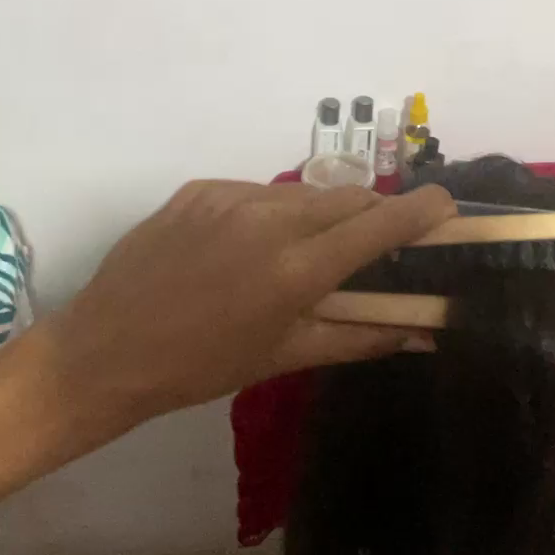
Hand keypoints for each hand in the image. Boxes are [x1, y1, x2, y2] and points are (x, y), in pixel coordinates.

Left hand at [34, 180, 455, 430]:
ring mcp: (230, 197)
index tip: (447, 207)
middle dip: (372, 215)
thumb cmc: (202, 366)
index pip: (381, 223)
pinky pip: (256, 193)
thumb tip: (424, 334)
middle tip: (372, 244)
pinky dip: (270, 214)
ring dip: (319, 216)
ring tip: (299, 254)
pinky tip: (247, 248)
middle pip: (349, 197)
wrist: (106, 350)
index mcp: (297, 269)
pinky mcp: (200, 188)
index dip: (423, 210)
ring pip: (303, 193)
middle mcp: (270, 219)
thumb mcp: (286, 356)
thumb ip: (361, 336)